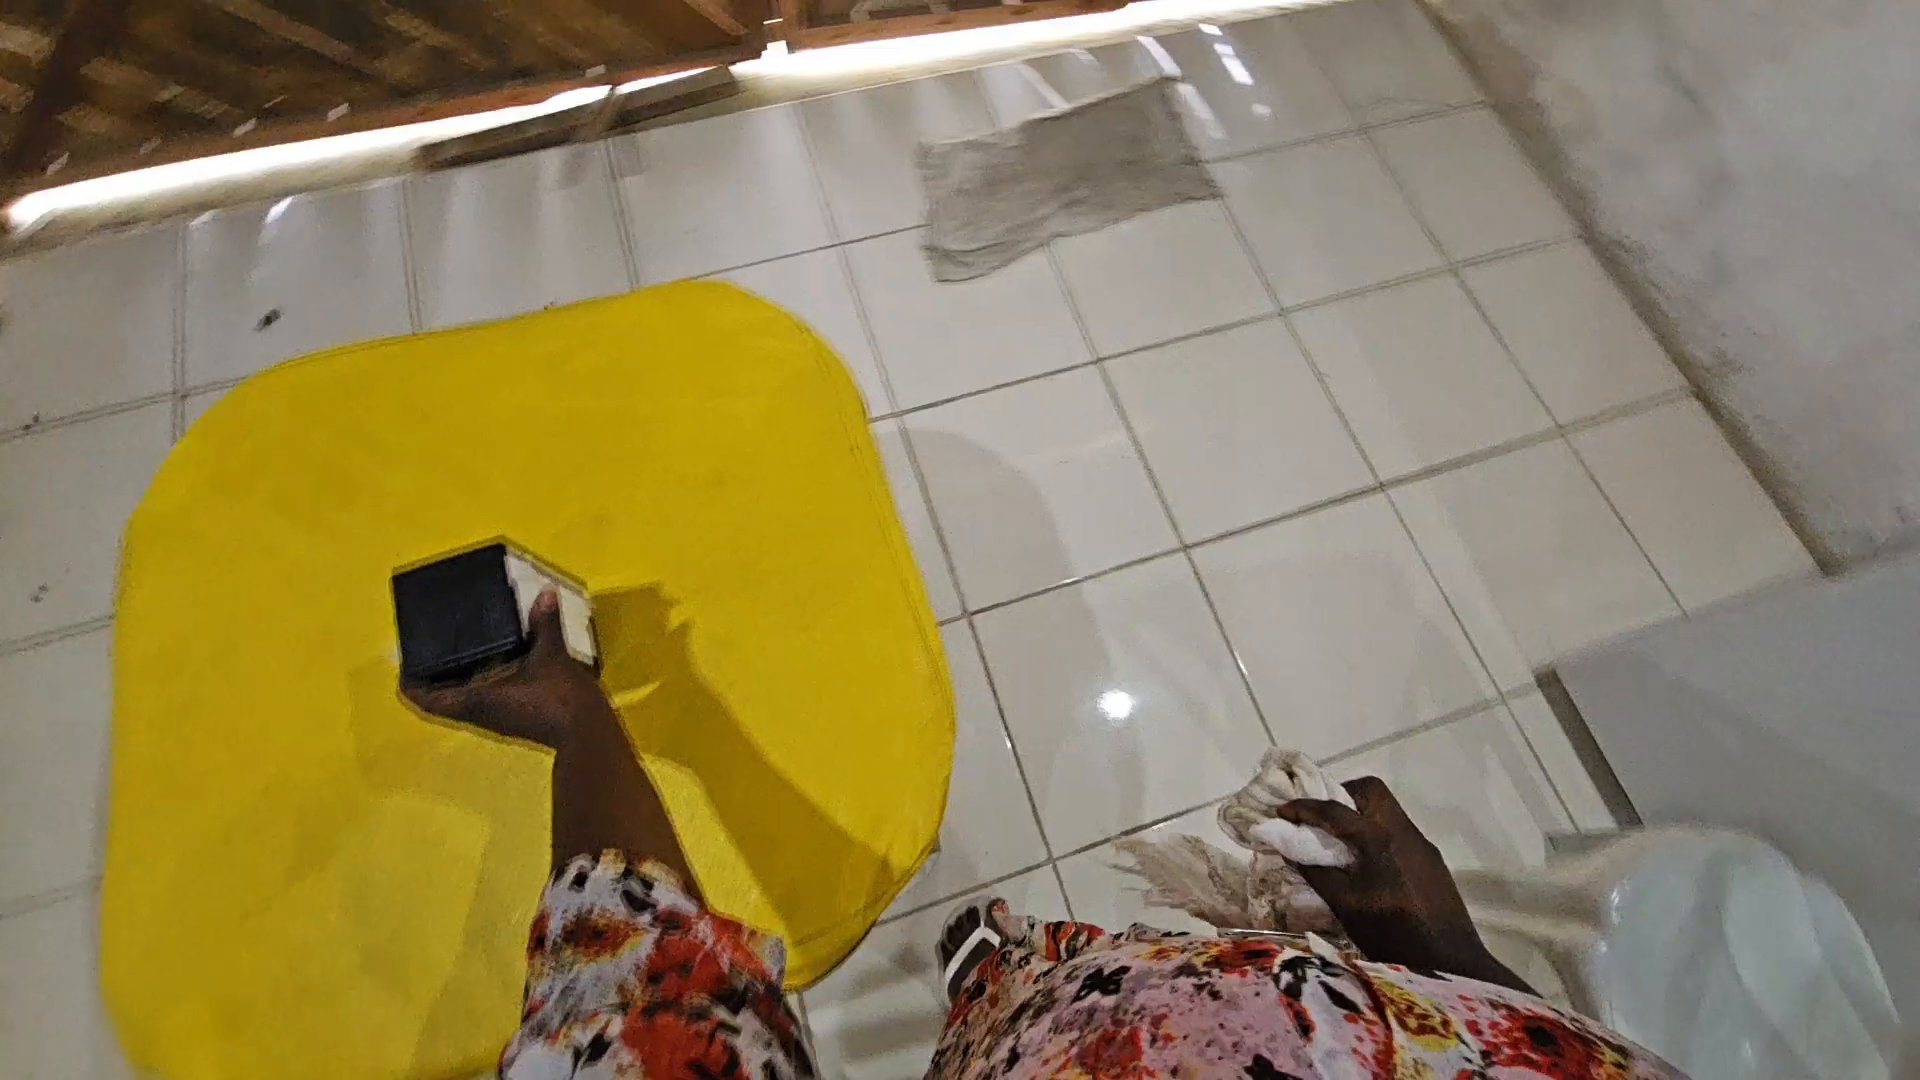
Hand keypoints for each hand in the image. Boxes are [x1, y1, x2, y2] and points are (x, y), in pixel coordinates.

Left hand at [400, 587, 604, 749]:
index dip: (409, 683)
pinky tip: (499, 664)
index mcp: (475, 700)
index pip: (424, 699)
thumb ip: (545, 624)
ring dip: (457, 681)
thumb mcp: (553, 656)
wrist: (587, 732)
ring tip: (464, 652)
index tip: (405, 662)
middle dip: (433, 678)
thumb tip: (545, 594)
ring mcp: (496, 720)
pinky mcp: (514, 719)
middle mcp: (478, 714)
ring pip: (462, 702)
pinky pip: (483, 701)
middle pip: (440, 701)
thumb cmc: (560, 698)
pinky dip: (480, 684)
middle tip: (434, 649)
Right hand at [1277, 777, 1516, 985]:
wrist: (1453, 968)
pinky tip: (1366, 862)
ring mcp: (1422, 846)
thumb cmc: (1392, 934)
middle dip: (1341, 794)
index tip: (1281, 811)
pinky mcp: (1431, 862)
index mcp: (1380, 840)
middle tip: (1321, 817)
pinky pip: (1397, 831)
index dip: (1303, 807)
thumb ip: (1314, 871)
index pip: (1334, 809)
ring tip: (1339, 840)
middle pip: (1371, 790)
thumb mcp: (1344, 904)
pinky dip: (1374, 833)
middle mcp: (1405, 833)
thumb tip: (1289, 849)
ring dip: (1359, 814)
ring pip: (1386, 809)